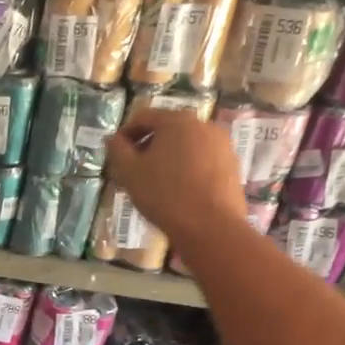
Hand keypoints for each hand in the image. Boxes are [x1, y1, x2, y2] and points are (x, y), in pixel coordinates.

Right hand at [106, 108, 243, 242]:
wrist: (211, 226)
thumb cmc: (164, 194)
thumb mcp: (129, 172)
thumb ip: (117, 150)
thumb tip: (112, 138)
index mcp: (176, 120)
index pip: (143, 118)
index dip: (125, 134)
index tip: (116, 154)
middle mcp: (202, 124)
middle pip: (167, 129)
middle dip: (148, 145)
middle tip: (134, 168)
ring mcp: (221, 144)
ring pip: (186, 144)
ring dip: (167, 156)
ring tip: (156, 180)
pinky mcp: (232, 163)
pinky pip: (202, 158)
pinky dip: (187, 166)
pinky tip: (178, 188)